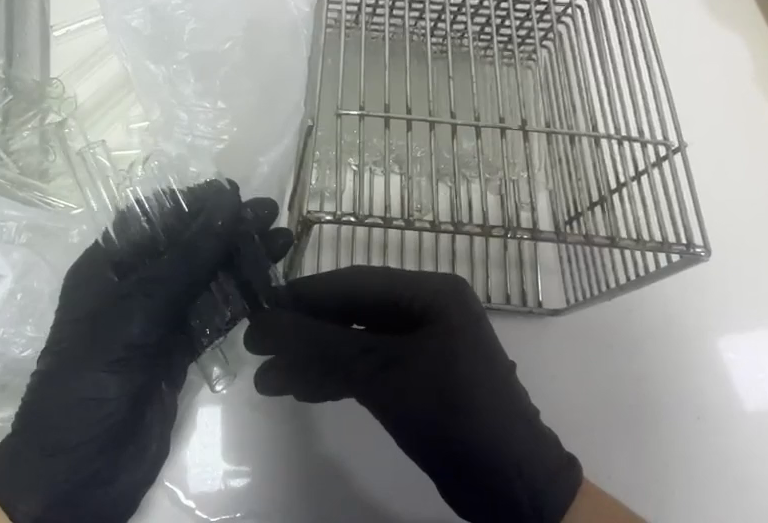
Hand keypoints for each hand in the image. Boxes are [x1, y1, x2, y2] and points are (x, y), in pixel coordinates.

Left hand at [0, 180, 291, 522]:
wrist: (76, 474)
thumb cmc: (92, 378)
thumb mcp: (136, 311)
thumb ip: (186, 258)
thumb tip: (227, 202)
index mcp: (107, 267)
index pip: (154, 219)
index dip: (194, 203)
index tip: (235, 191)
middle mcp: (132, 288)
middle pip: (186, 246)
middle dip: (226, 229)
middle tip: (271, 213)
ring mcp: (156, 323)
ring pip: (205, 280)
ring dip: (241, 261)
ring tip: (283, 241)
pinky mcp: (176, 355)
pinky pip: (212, 316)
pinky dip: (240, 300)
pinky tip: (270, 287)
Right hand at [244, 266, 581, 522]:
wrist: (511, 485)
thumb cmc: (452, 414)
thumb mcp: (382, 374)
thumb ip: (320, 346)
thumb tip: (262, 321)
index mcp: (431, 292)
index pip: (353, 283)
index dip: (303, 296)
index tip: (258, 309)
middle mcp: (428, 310)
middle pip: (351, 312)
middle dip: (304, 333)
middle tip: (255, 347)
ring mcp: (426, 346)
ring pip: (356, 343)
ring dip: (313, 361)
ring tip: (267, 380)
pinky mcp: (420, 381)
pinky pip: (369, 368)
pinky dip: (335, 378)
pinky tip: (299, 390)